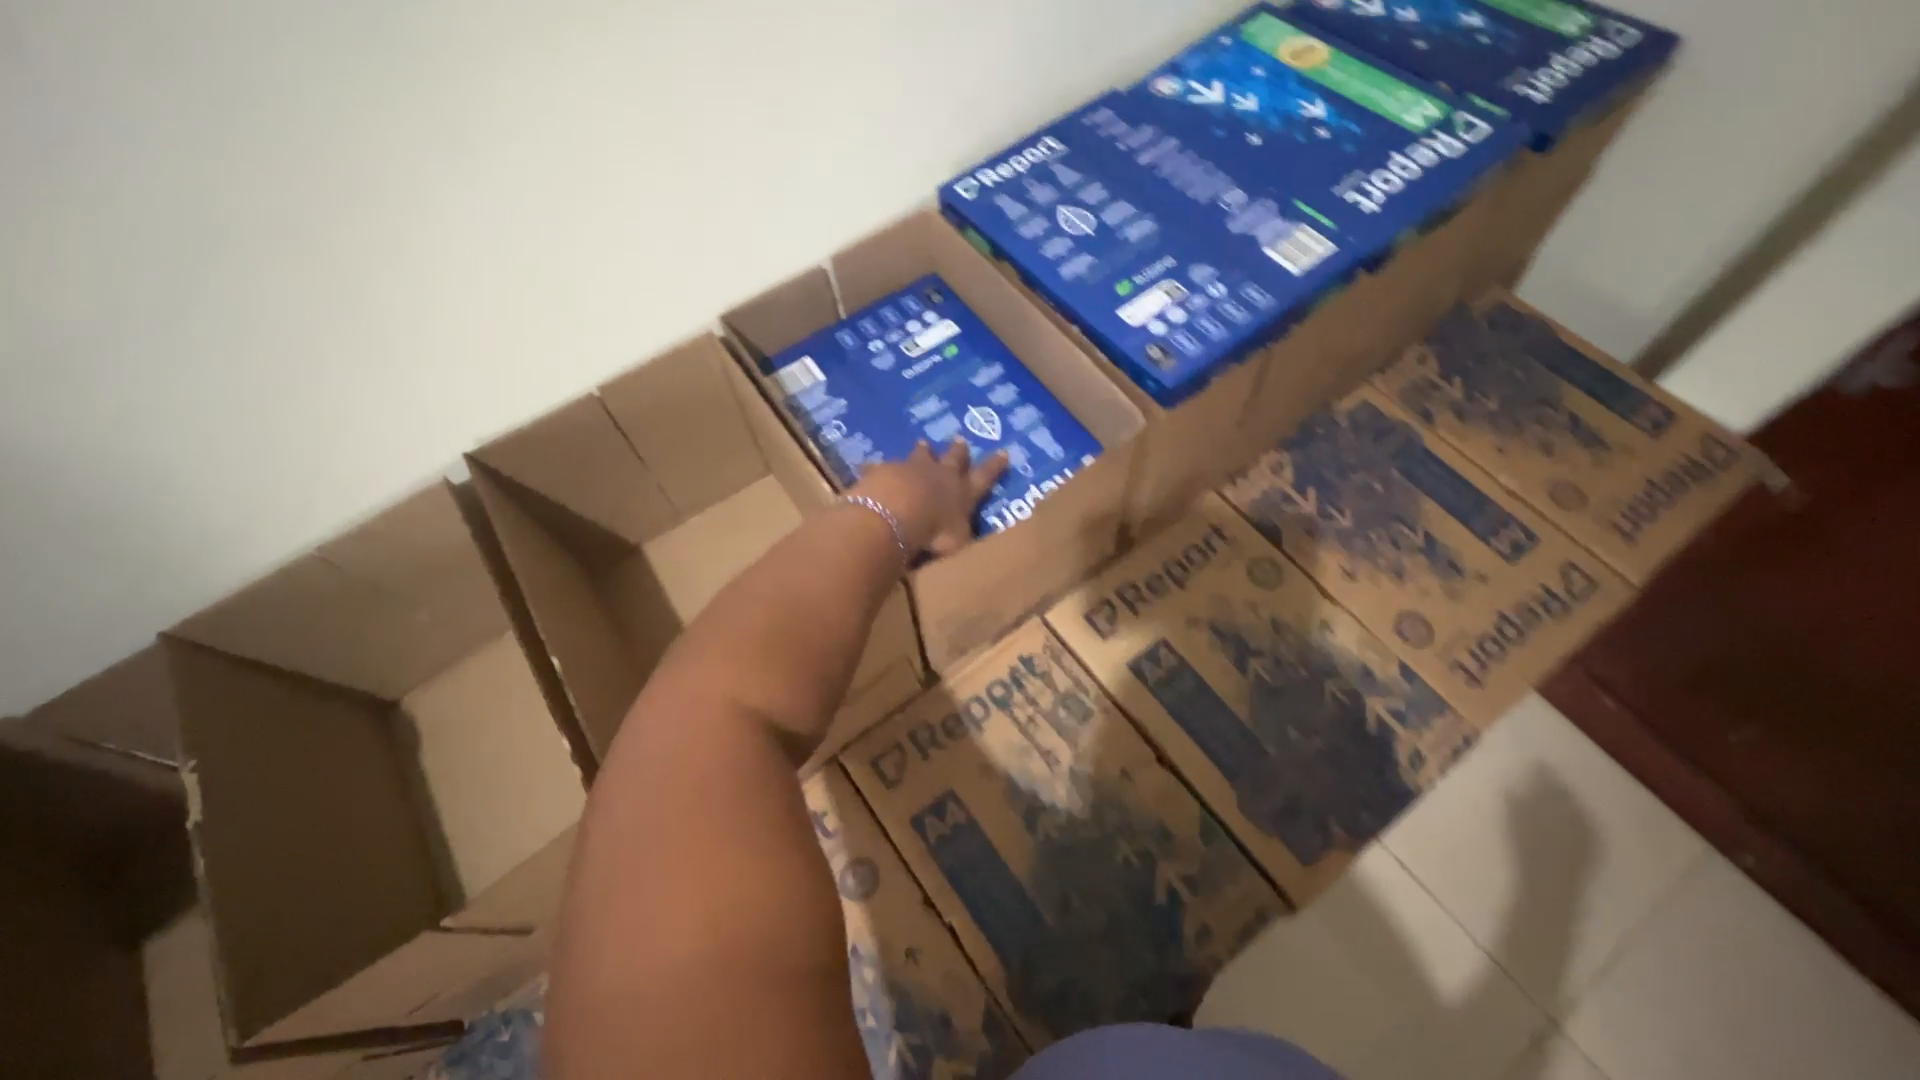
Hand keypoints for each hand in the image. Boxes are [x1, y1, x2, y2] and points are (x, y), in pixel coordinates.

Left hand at [853, 439, 1009, 557]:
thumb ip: (958, 532)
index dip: (994, 467)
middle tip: (960, 439)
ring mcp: (912, 469)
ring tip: (923, 442)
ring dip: (922, 450)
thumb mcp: (956, 541)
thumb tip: (960, 529)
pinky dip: (879, 468)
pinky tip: (870, 466)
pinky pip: (882, 466)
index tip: (1004, 452)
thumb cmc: (934, 533)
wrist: (897, 513)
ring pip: (920, 455)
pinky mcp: (885, 470)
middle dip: (958, 451)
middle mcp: (940, 475)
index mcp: (963, 493)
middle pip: (953, 458)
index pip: (984, 477)